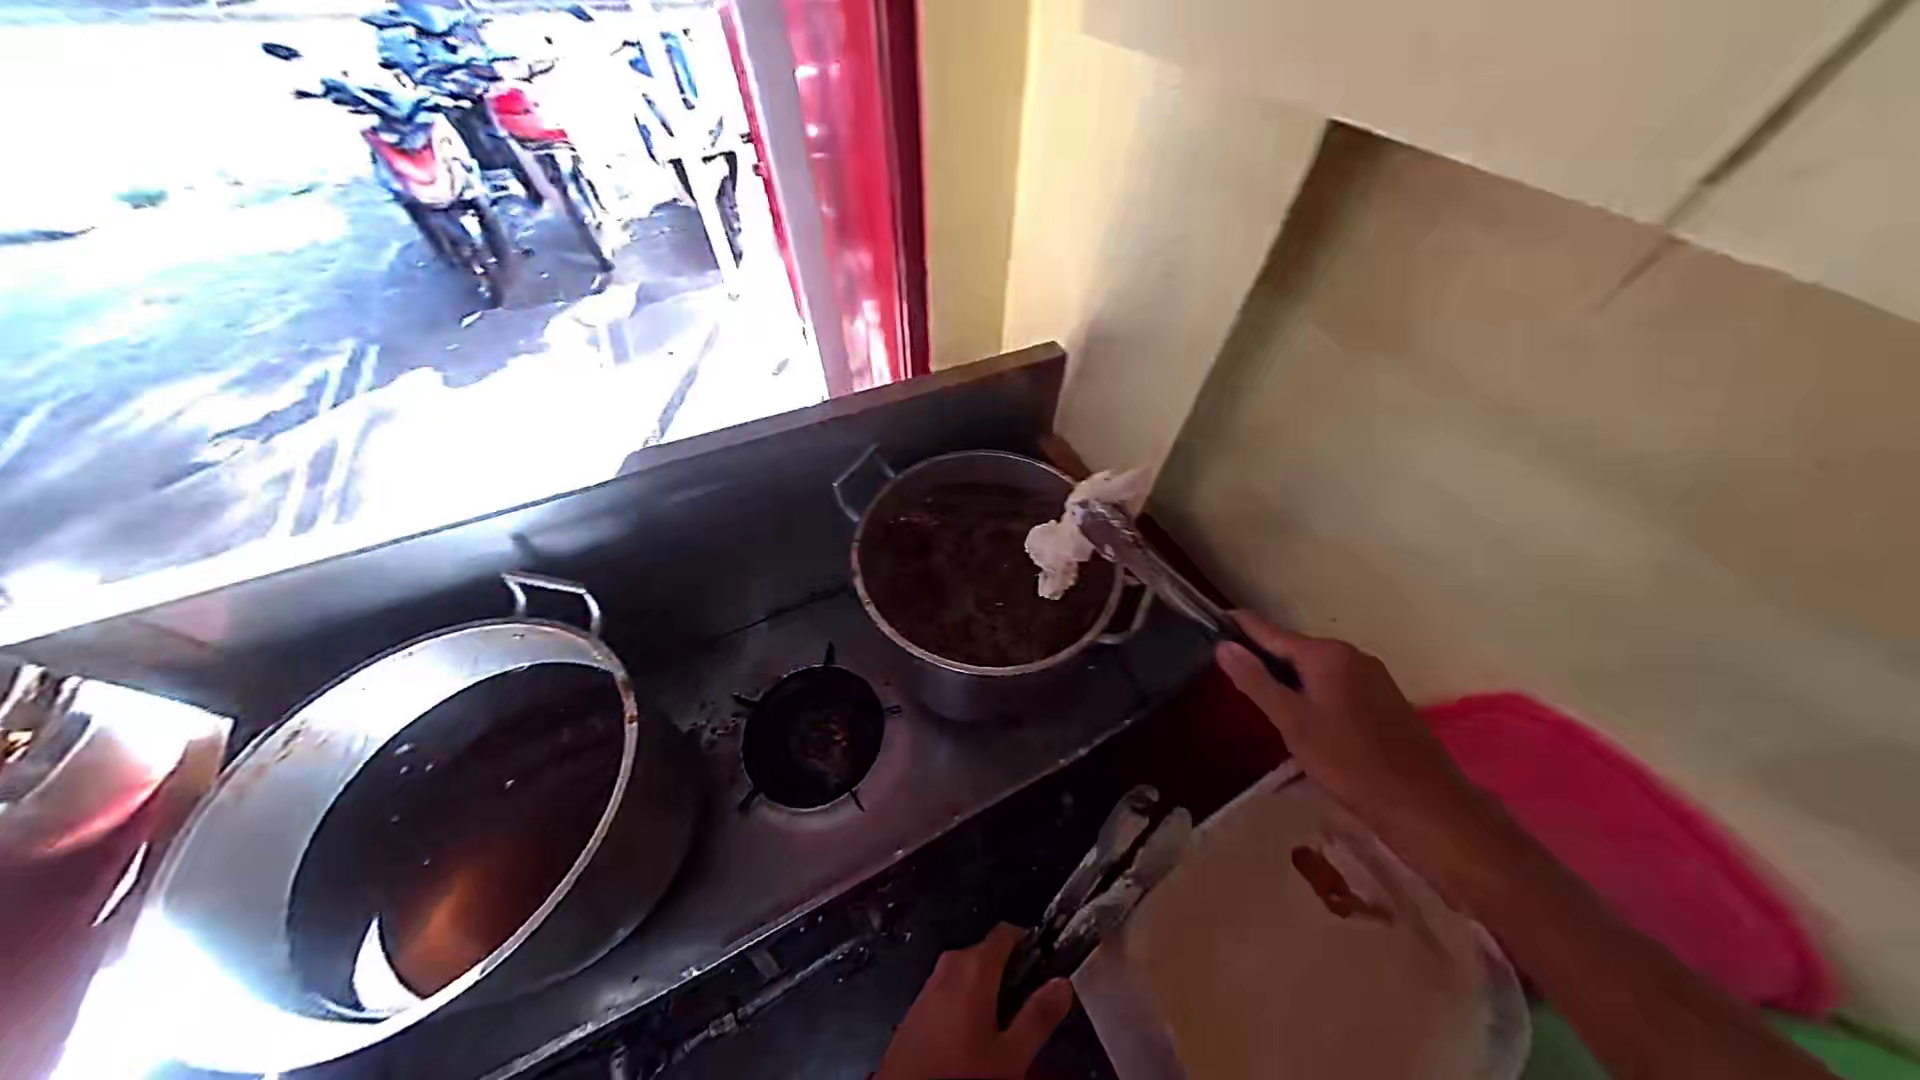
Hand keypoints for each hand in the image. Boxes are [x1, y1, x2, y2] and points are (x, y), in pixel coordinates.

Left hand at [875, 924, 1074, 1079]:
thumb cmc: (961, 1074)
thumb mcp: (1010, 1056)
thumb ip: (1038, 1017)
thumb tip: (1063, 983)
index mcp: (975, 966)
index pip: (1007, 932)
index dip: (1030, 944)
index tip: (1046, 968)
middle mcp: (951, 964)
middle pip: (990, 953)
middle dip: (1011, 975)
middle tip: (1028, 1012)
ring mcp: (931, 982)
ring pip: (971, 973)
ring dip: (990, 992)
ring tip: (1003, 1031)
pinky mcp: (919, 1004)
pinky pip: (952, 989)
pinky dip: (968, 1002)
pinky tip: (973, 1039)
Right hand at [1214, 613, 1486, 847]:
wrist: (1425, 806)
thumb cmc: (1350, 762)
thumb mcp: (1292, 722)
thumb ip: (1256, 681)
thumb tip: (1223, 646)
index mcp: (1327, 655)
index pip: (1271, 631)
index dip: (1241, 627)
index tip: (1215, 621)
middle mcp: (1352, 656)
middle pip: (1295, 649)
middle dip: (1264, 658)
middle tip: (1231, 672)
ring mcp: (1373, 677)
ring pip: (1316, 669)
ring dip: (1288, 678)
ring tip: (1260, 696)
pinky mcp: (1384, 700)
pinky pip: (1336, 684)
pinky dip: (1312, 692)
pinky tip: (1302, 717)